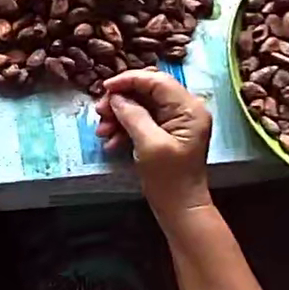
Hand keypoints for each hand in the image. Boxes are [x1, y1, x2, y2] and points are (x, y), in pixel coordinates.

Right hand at [93, 69, 212, 211]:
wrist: (180, 209)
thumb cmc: (169, 179)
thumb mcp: (149, 144)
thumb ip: (133, 115)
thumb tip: (115, 97)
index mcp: (188, 108)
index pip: (156, 80)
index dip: (128, 80)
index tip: (104, 89)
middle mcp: (184, 109)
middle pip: (147, 90)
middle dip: (121, 99)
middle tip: (99, 112)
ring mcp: (174, 121)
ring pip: (140, 104)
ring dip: (118, 115)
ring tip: (102, 131)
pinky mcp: (164, 133)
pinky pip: (140, 120)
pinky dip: (123, 127)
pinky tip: (111, 142)